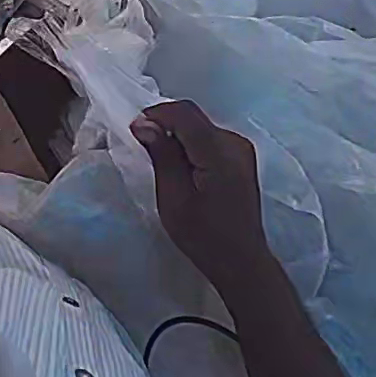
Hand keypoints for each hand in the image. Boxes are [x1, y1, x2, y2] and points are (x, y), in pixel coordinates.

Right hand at [132, 100, 274, 295]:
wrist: (241, 262)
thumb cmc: (203, 236)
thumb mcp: (173, 198)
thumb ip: (162, 155)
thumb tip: (143, 122)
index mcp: (220, 153)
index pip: (184, 114)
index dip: (155, 115)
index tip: (134, 130)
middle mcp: (235, 143)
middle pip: (192, 117)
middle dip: (164, 123)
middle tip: (143, 145)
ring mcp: (240, 148)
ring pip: (198, 125)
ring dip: (175, 133)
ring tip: (160, 159)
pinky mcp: (239, 156)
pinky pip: (207, 136)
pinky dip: (188, 142)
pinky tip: (180, 165)